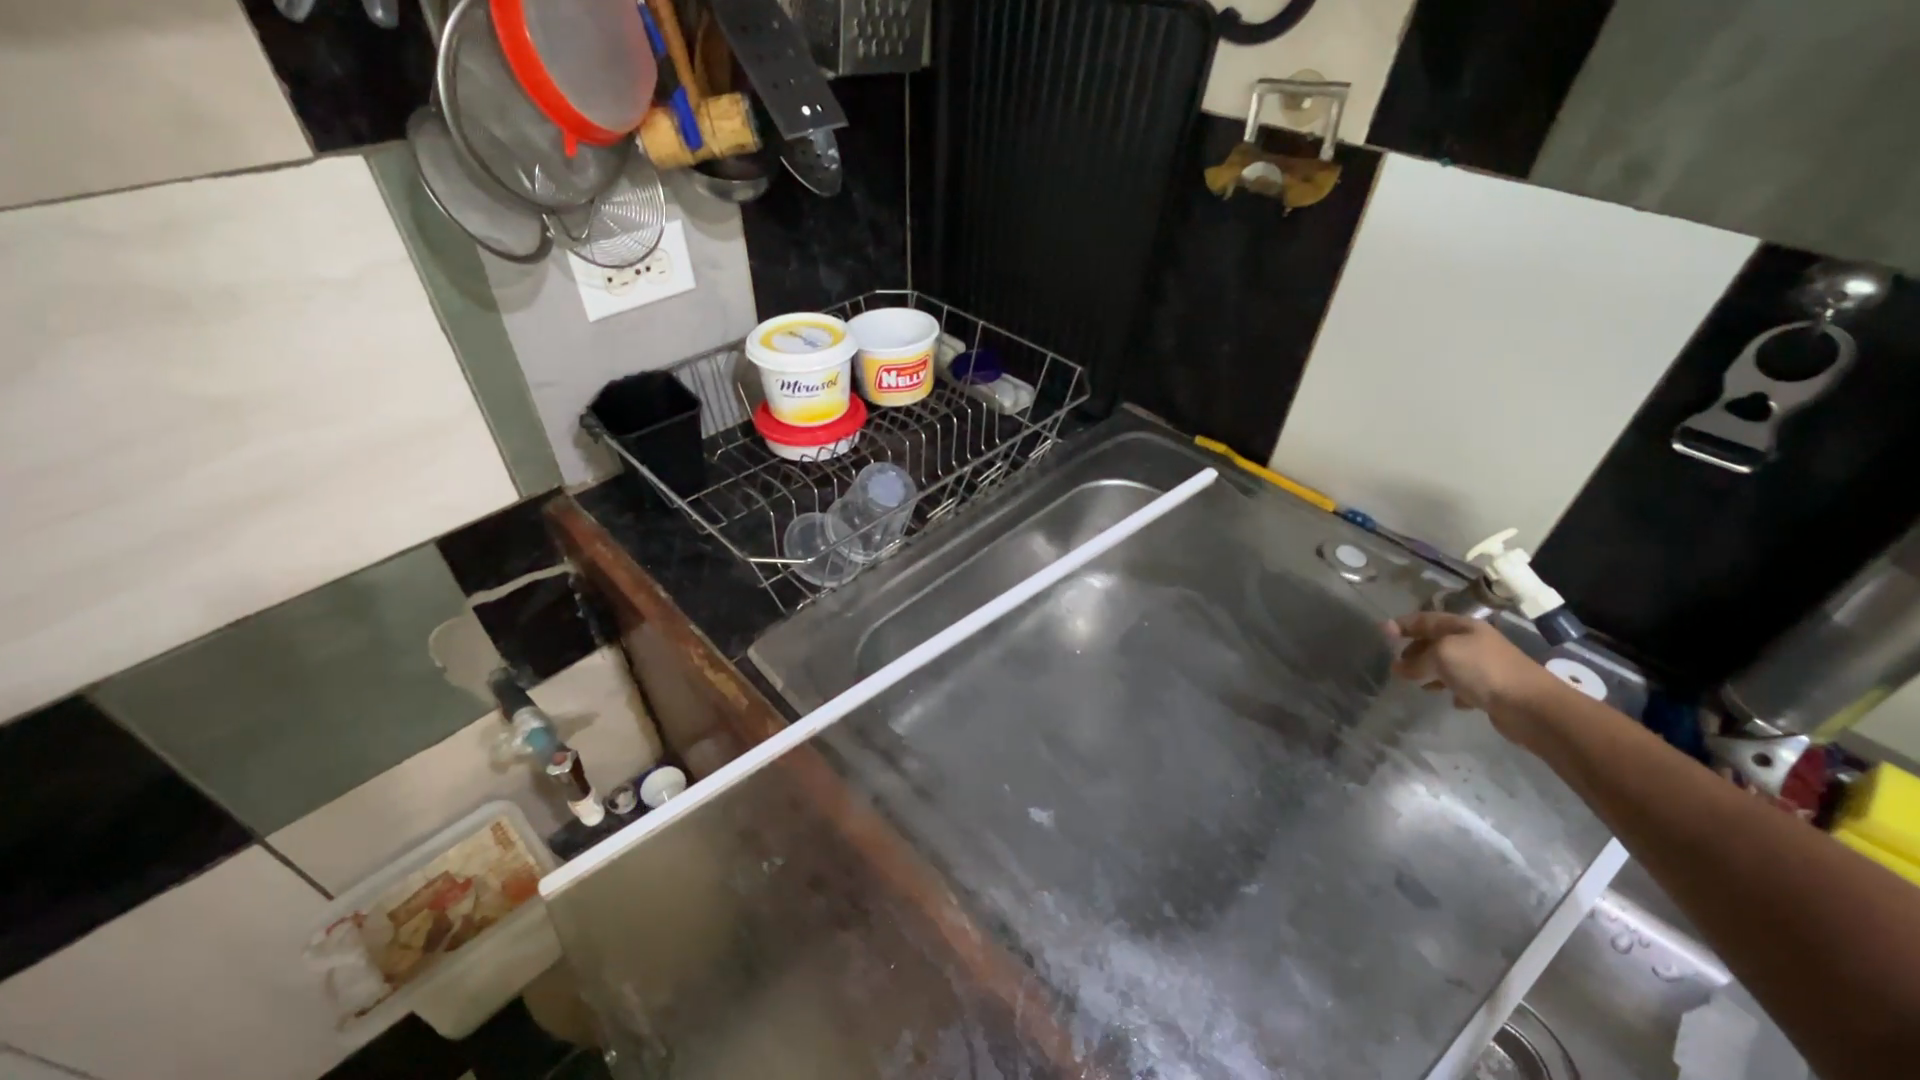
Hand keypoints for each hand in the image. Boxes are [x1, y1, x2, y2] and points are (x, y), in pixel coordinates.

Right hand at [1385, 612, 1557, 742]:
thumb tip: (1398, 668)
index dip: (1403, 624)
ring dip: (1429, 671)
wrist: (1530, 705)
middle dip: (1414, 649)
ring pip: (1448, 664)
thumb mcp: (1441, 656)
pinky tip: (1445, 698)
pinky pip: (1462, 685)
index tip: (1381, 632)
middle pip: (1436, 641)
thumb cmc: (1482, 670)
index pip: (1425, 619)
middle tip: (1395, 663)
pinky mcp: (1491, 689)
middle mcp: (1474, 642)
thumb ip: (1416, 660)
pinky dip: (1450, 689)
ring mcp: (1484, 666)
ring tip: (1414, 682)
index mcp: (1463, 626)